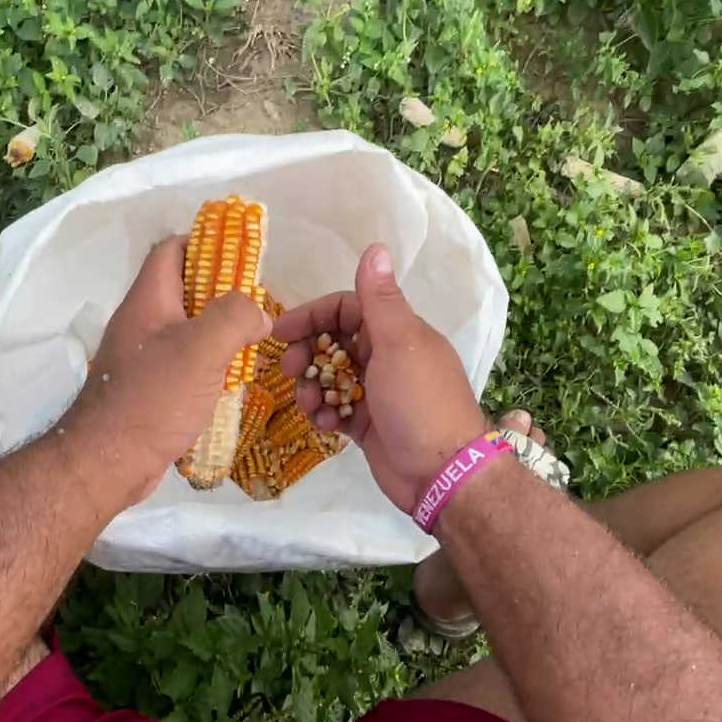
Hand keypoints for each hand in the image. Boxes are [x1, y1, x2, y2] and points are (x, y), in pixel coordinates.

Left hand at [64, 236, 270, 504]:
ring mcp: (141, 356)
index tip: (240, 258)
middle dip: (221, 294)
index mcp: (148, 300)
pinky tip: (230, 380)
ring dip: (218, 333)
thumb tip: (258, 313)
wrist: (110, 460)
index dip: (204, 244)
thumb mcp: (202, 348)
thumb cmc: (154, 397)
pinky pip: (182, 363)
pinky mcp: (147, 387)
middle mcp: (140, 322)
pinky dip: (207, 365)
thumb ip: (234, 317)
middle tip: (255, 308)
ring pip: (186, 329)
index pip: (171, 250)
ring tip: (251, 344)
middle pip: (183, 290)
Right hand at [275, 244, 487, 511]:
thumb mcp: (399, 344)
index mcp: (397, 332)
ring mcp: (376, 391)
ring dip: (312, 387)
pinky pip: (334, 407)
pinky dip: (324, 413)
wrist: (441, 474)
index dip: (312, 316)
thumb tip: (376, 246)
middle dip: (306, 354)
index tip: (281, 332)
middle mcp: (386, 357)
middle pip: (332, 342)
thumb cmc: (419, 403)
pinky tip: (325, 424)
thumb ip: (380, 299)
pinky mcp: (367, 422)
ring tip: (310, 404)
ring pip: (329, 377)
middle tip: (290, 371)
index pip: (345, 309)